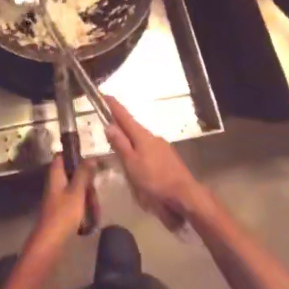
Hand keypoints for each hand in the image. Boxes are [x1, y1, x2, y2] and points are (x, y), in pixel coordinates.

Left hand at [26, 153, 95, 262]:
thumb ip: (84, 174)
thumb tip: (91, 157)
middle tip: (94, 193)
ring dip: (88, 198)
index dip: (73, 156)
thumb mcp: (77, 191)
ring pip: (77, 191)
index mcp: (56, 176)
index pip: (61, 158)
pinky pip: (76, 204)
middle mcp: (55, 185)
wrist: (51, 242)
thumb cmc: (64, 214)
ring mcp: (58, 199)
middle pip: (73, 175)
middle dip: (87, 183)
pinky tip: (90, 218)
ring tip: (94, 210)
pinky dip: (84, 208)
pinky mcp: (62, 212)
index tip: (89, 161)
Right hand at [104, 96, 207, 229]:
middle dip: (121, 125)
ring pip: (141, 139)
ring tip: (120, 149)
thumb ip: (120, 144)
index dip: (114, 106)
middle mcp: (152, 136)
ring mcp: (162, 146)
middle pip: (132, 127)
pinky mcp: (167, 157)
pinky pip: (148, 148)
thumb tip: (109, 125)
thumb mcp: (131, 163)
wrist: (184, 193)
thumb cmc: (154, 178)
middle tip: (107, 126)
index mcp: (142, 135)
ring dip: (130, 140)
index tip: (105, 95)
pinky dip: (139, 150)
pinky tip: (137, 162)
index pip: (124, 116)